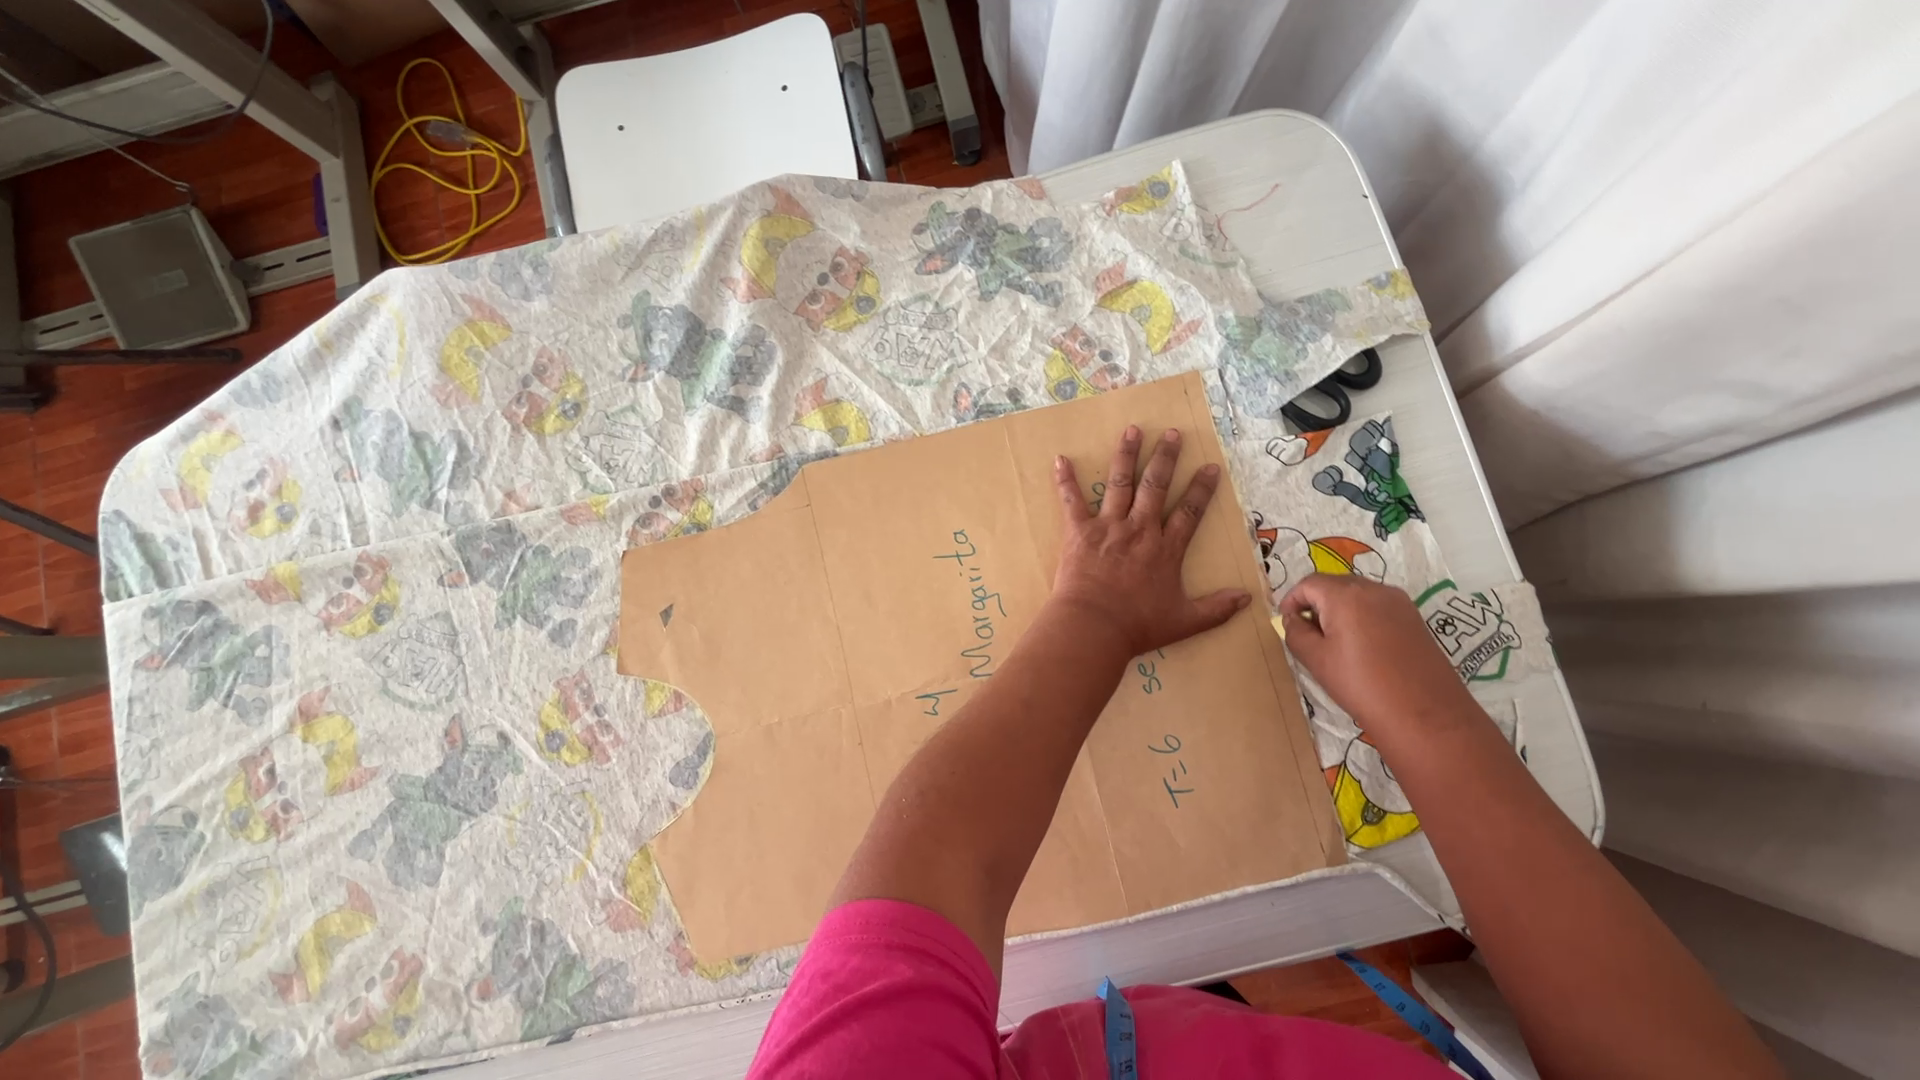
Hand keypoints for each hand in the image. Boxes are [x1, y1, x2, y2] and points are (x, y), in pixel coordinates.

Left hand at [1050, 425, 1250, 656]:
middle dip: (1166, 457)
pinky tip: (1060, 459)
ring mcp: (1109, 527)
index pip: (1189, 512)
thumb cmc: (1138, 626)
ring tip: (1133, 430)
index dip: (1201, 489)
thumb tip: (1247, 599)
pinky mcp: (1079, 532)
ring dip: (1127, 454)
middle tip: (1172, 433)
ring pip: (1120, 483)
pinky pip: (1071, 501)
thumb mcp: (1185, 621)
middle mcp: (1140, 529)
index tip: (1210, 466)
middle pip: (1156, 486)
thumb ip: (1216, 609)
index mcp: (1165, 549)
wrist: (1094, 627)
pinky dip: (1065, 480)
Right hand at [1278, 574, 1480, 744]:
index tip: (1286, 621)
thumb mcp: (1316, 660)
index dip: (1292, 599)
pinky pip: (1378, 607)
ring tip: (1334, 642)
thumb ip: (1296, 633)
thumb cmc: (1362, 685)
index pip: (1309, 584)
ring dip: (1339, 610)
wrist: (1425, 714)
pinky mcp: (1414, 618)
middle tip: (1307, 632)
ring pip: (1358, 595)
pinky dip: (1362, 617)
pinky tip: (1361, 647)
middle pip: (1335, 584)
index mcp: (1346, 595)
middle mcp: (1374, 589)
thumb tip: (1293, 619)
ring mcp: (1399, 602)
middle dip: (1316, 603)